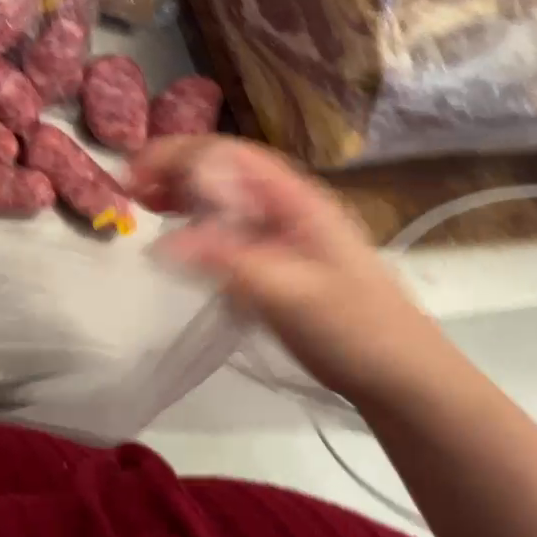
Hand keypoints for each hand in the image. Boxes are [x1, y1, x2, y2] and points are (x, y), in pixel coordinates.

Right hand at [131, 136, 450, 403]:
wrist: (407, 383)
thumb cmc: (360, 331)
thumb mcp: (294, 296)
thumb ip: (228, 264)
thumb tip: (159, 245)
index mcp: (295, 199)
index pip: (226, 153)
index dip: (176, 154)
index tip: (135, 175)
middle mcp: (284, 204)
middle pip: (216, 166)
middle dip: (168, 169)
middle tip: (128, 190)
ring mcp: (278, 230)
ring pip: (216, 192)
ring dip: (175, 191)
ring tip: (140, 204)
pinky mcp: (270, 257)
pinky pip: (220, 223)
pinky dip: (189, 221)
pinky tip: (172, 237)